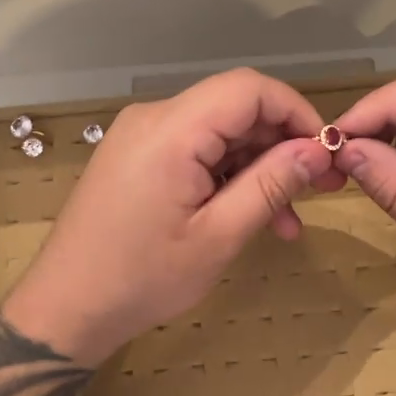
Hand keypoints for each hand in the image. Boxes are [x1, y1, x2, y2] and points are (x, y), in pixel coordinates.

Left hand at [1, 69, 338, 365]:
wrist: (67, 307)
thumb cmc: (142, 278)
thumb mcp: (218, 236)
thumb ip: (270, 184)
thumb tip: (319, 149)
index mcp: (171, 129)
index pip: (249, 89)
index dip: (296, 112)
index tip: (327, 153)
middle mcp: (153, 118)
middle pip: (234, 108)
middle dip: (281, 144)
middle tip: (321, 188)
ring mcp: (141, 137)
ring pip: (218, 134)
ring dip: (257, 168)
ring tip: (288, 219)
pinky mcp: (137, 158)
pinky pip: (194, 152)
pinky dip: (226, 177)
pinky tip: (252, 216)